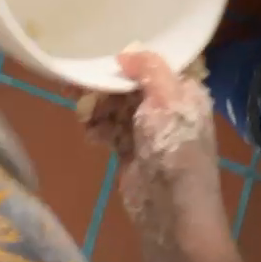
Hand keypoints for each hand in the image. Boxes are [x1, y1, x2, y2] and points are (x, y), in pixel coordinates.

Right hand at [83, 48, 222, 234]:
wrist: (170, 210)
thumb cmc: (174, 150)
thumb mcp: (168, 100)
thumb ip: (149, 68)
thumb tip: (124, 55)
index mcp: (183, 93)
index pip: (155, 65)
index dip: (130, 58)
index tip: (103, 50)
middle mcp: (166, 108)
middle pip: (127, 84)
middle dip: (103, 83)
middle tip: (76, 81)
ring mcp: (147, 131)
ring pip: (113, 104)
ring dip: (94, 106)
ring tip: (81, 112)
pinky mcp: (129, 149)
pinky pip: (107, 127)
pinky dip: (96, 127)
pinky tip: (90, 133)